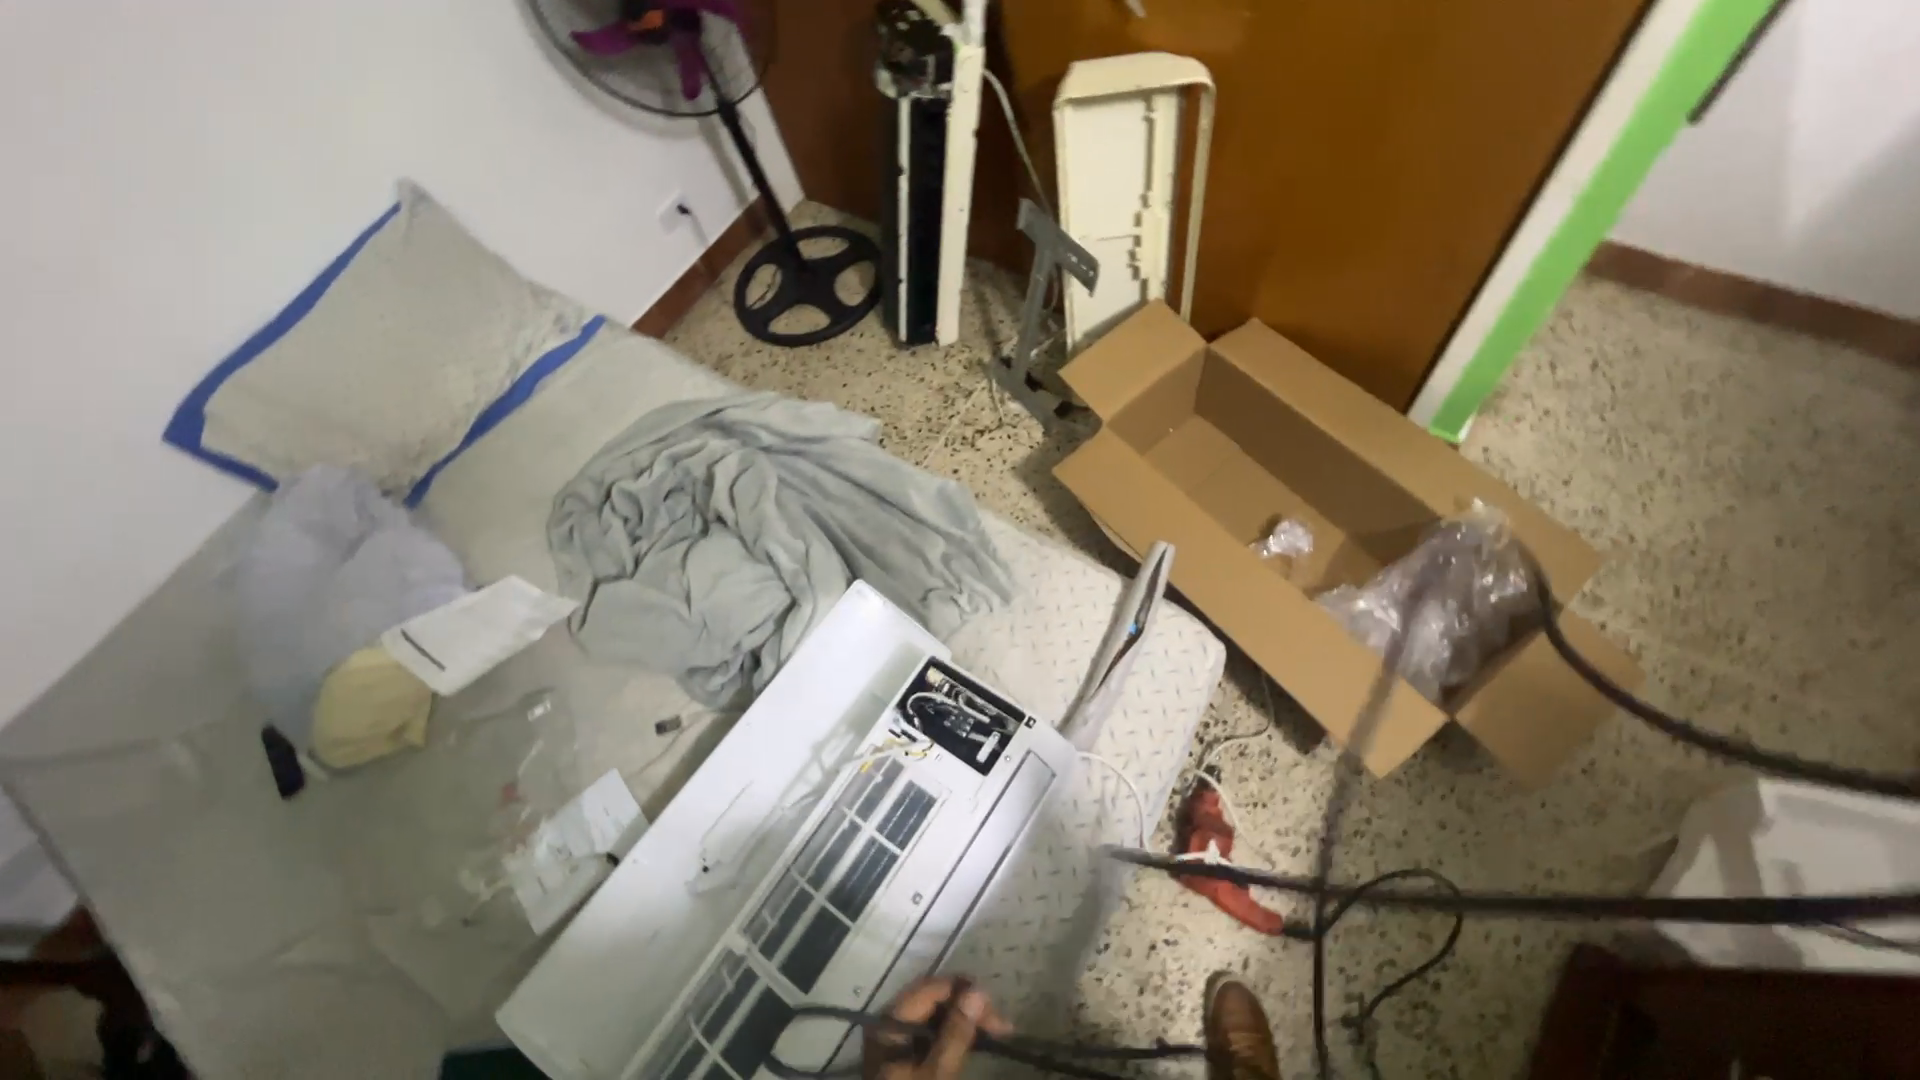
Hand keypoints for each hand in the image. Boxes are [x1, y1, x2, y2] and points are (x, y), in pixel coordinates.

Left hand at [863, 976, 1011, 1079]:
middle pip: (933, 998)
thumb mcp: (935, 1075)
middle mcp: (890, 1021)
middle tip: (1000, 1025)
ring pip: (935, 1013)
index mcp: (890, 1021)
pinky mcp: (904, 1053)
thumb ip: (956, 1033)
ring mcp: (896, 1037)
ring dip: (964, 1019)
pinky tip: (974, 1040)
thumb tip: (978, 992)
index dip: (966, 995)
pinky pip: (932, 1030)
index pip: (932, 989)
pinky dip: (954, 1033)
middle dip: (968, 1006)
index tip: (997, 1016)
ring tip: (995, 1031)